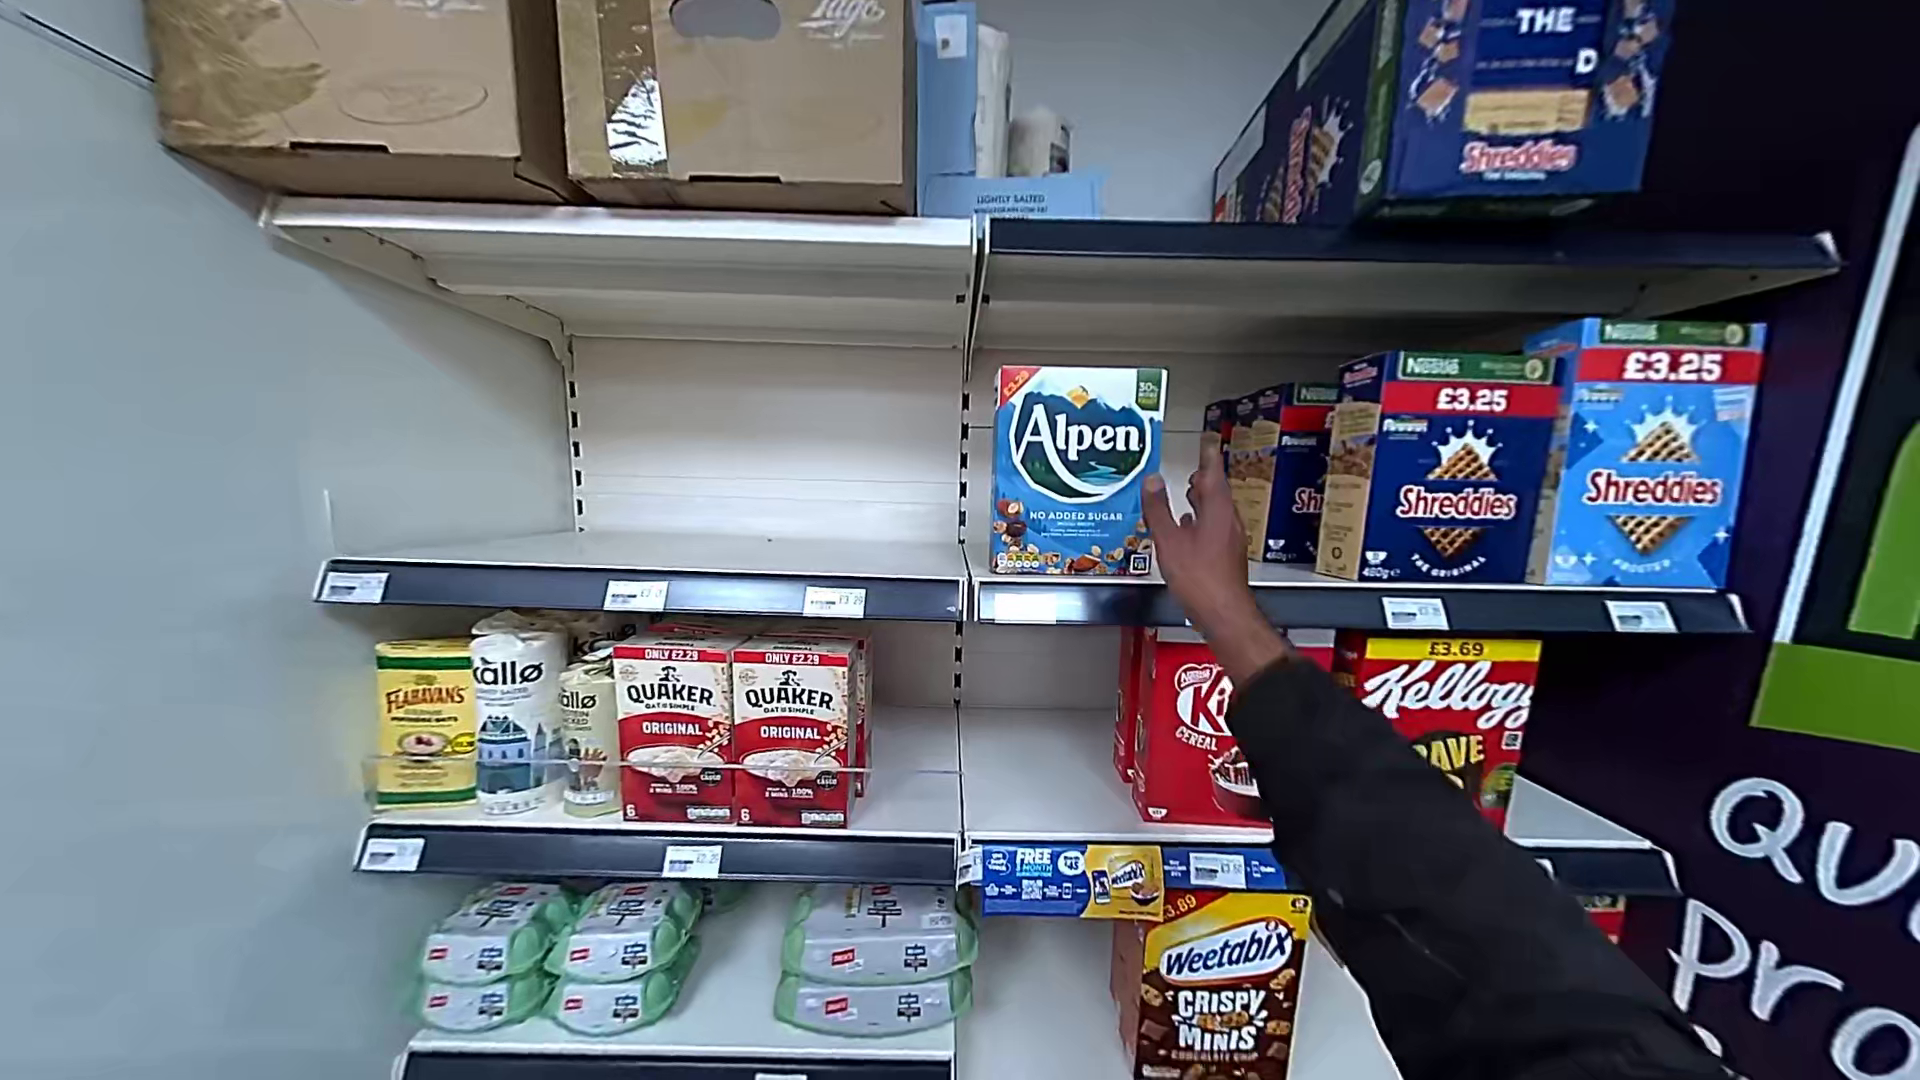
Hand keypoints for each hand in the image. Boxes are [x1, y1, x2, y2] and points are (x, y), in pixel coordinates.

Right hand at [1143, 454, 1289, 682]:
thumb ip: (1158, 509)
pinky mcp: (1225, 553)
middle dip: (1203, 477)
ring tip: (1186, 493)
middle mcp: (1227, 520)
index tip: (1207, 439)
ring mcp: (1229, 537)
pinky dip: (1200, 519)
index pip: (1213, 472)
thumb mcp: (1169, 540)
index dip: (1208, 454)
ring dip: (1201, 498)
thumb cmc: (1199, 577)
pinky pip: (1213, 526)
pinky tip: (1188, 528)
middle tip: (1193, 467)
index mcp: (1216, 510)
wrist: (1223, 612)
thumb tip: (1151, 480)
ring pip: (1215, 509)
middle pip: (1216, 490)